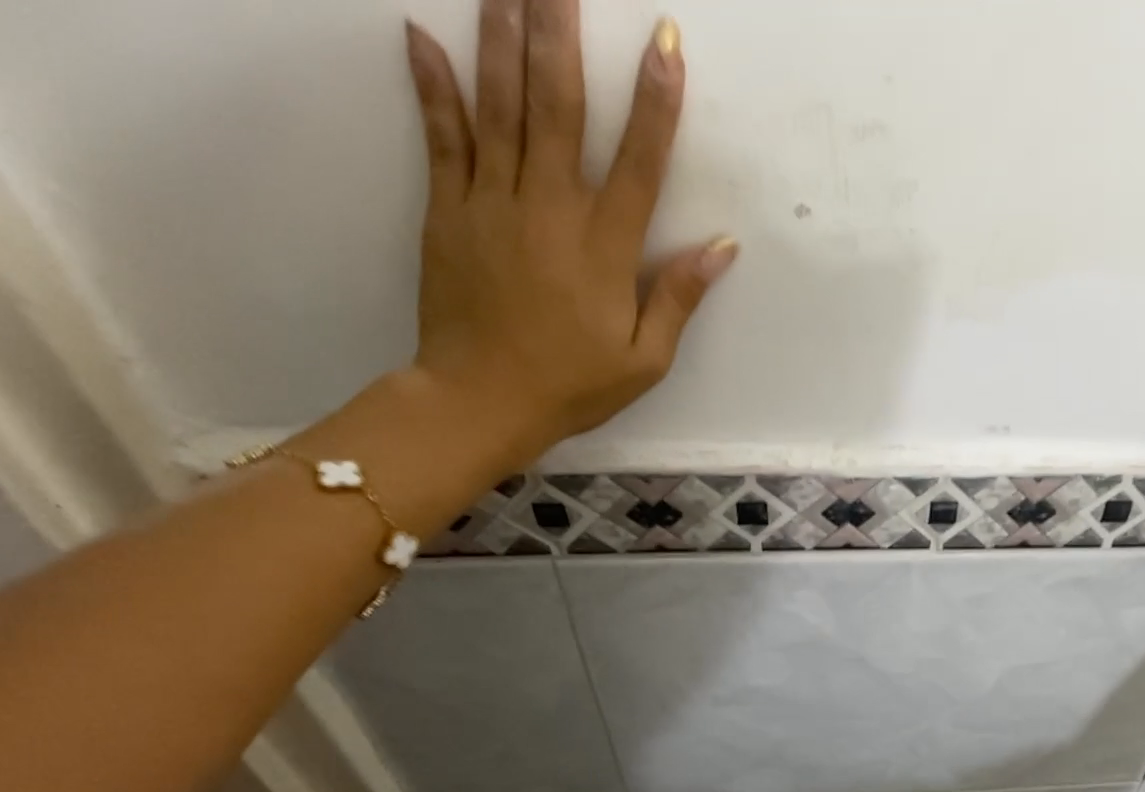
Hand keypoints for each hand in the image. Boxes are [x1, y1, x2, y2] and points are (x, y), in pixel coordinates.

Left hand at [401, 0, 734, 464]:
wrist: (479, 402)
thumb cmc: (572, 384)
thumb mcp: (645, 358)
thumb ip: (679, 297)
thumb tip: (722, 246)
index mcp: (605, 246)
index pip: (640, 160)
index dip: (656, 100)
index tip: (665, 41)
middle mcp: (550, 210)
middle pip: (559, 107)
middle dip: (562, 35)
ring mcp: (494, 204)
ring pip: (502, 107)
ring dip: (505, 39)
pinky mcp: (448, 212)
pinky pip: (443, 139)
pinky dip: (434, 87)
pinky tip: (423, 36)